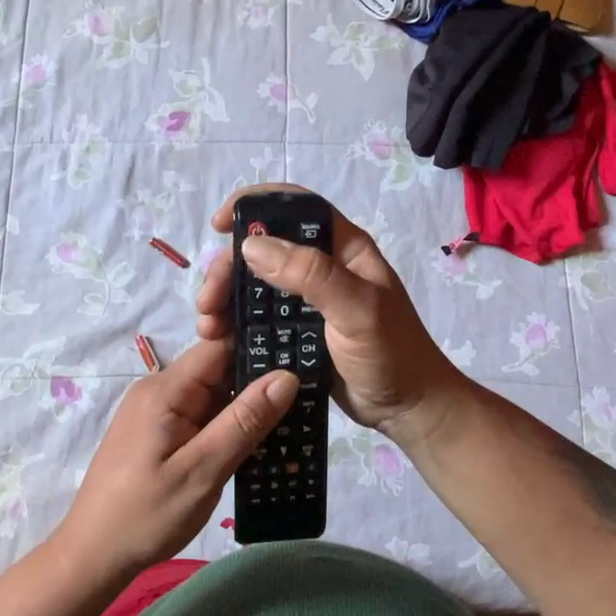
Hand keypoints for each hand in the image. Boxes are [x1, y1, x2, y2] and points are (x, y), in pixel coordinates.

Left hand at [54, 338, 298, 577]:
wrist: (92, 555)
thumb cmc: (145, 516)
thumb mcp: (202, 471)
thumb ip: (243, 422)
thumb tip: (286, 376)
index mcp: (165, 390)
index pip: (220, 346)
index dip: (259, 346)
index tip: (302, 353)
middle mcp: (159, 390)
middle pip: (218, 368)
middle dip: (259, 378)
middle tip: (309, 390)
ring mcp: (156, 411)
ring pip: (213, 393)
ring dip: (246, 404)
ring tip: (295, 413)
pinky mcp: (158, 432)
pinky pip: (201, 414)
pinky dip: (227, 423)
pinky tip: (257, 438)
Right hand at [196, 185, 467, 435]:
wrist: (407, 409)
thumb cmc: (392, 353)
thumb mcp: (357, 308)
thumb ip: (310, 274)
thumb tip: (252, 244)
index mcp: (343, 248)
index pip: (295, 207)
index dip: (256, 205)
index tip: (219, 224)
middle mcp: (322, 267)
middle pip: (264, 248)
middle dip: (229, 266)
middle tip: (209, 298)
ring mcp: (308, 300)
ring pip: (255, 284)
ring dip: (226, 296)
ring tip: (208, 323)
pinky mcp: (297, 331)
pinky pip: (258, 317)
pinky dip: (234, 322)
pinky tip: (218, 338)